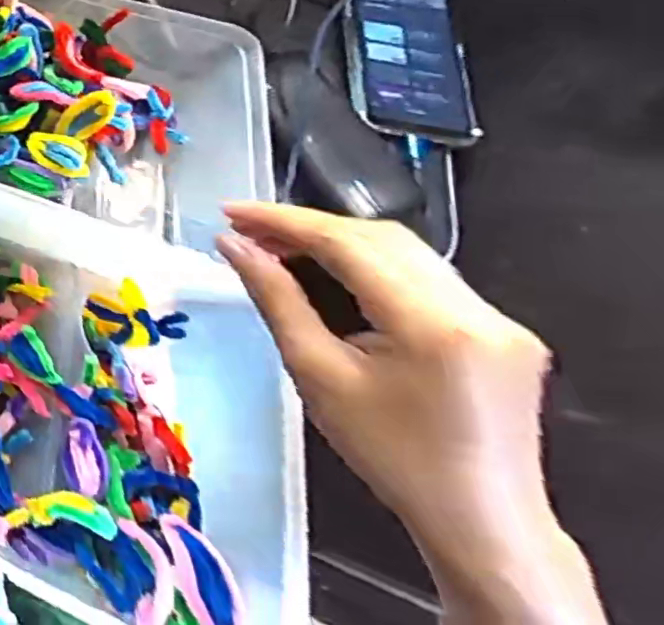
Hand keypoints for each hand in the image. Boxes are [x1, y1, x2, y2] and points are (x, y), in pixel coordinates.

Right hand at [217, 202, 602, 623]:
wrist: (480, 520)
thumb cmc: (386, 450)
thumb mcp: (315, 370)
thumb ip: (275, 297)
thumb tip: (232, 244)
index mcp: (435, 325)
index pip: (349, 245)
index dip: (283, 221)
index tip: (230, 211)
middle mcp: (480, 312)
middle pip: (382, 239)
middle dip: (308, 225)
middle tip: (245, 228)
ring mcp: (500, 320)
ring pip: (405, 251)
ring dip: (337, 239)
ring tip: (276, 243)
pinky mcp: (500, 331)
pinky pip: (424, 275)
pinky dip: (368, 262)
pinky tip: (329, 269)